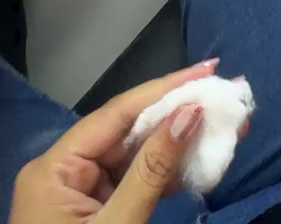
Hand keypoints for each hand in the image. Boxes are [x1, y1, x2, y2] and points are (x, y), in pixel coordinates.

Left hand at [10, 60, 225, 222]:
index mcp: (55, 168)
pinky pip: (135, 180)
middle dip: (179, 113)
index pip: (117, 113)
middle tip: (226, 99)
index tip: (210, 70)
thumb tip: (190, 111)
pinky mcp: (95, 216)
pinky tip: (200, 163)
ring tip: (225, 128)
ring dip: (180, 143)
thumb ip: (153, 169)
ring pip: (136, 154)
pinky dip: (167, 173)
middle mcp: (65, 172)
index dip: (165, 88)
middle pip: (128, 129)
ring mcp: (80, 195)